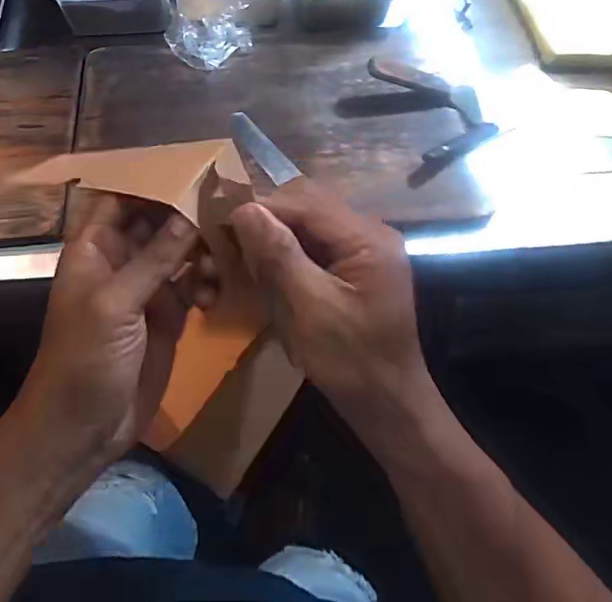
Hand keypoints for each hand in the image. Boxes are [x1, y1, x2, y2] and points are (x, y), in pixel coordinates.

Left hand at [13, 194, 198, 463]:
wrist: (81, 431)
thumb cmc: (83, 360)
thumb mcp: (115, 305)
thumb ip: (154, 259)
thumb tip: (190, 214)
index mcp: (94, 246)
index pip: (121, 196)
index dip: (151, 180)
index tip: (192, 168)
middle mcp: (120, 258)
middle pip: (156, 220)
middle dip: (187, 212)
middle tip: (227, 205)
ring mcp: (145, 287)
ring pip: (179, 250)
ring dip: (201, 250)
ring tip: (222, 258)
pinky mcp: (167, 315)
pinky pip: (191, 283)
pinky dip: (205, 283)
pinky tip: (212, 297)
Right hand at [229, 178, 430, 433]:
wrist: (389, 409)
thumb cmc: (352, 363)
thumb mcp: (310, 309)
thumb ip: (279, 255)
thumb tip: (245, 209)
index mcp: (367, 238)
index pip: (306, 202)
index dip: (263, 209)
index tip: (223, 226)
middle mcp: (368, 232)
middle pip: (306, 205)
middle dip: (267, 221)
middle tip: (232, 244)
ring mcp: (361, 248)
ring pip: (305, 222)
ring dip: (273, 236)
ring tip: (244, 258)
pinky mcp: (351, 265)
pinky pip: (311, 242)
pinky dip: (285, 252)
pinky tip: (266, 271)